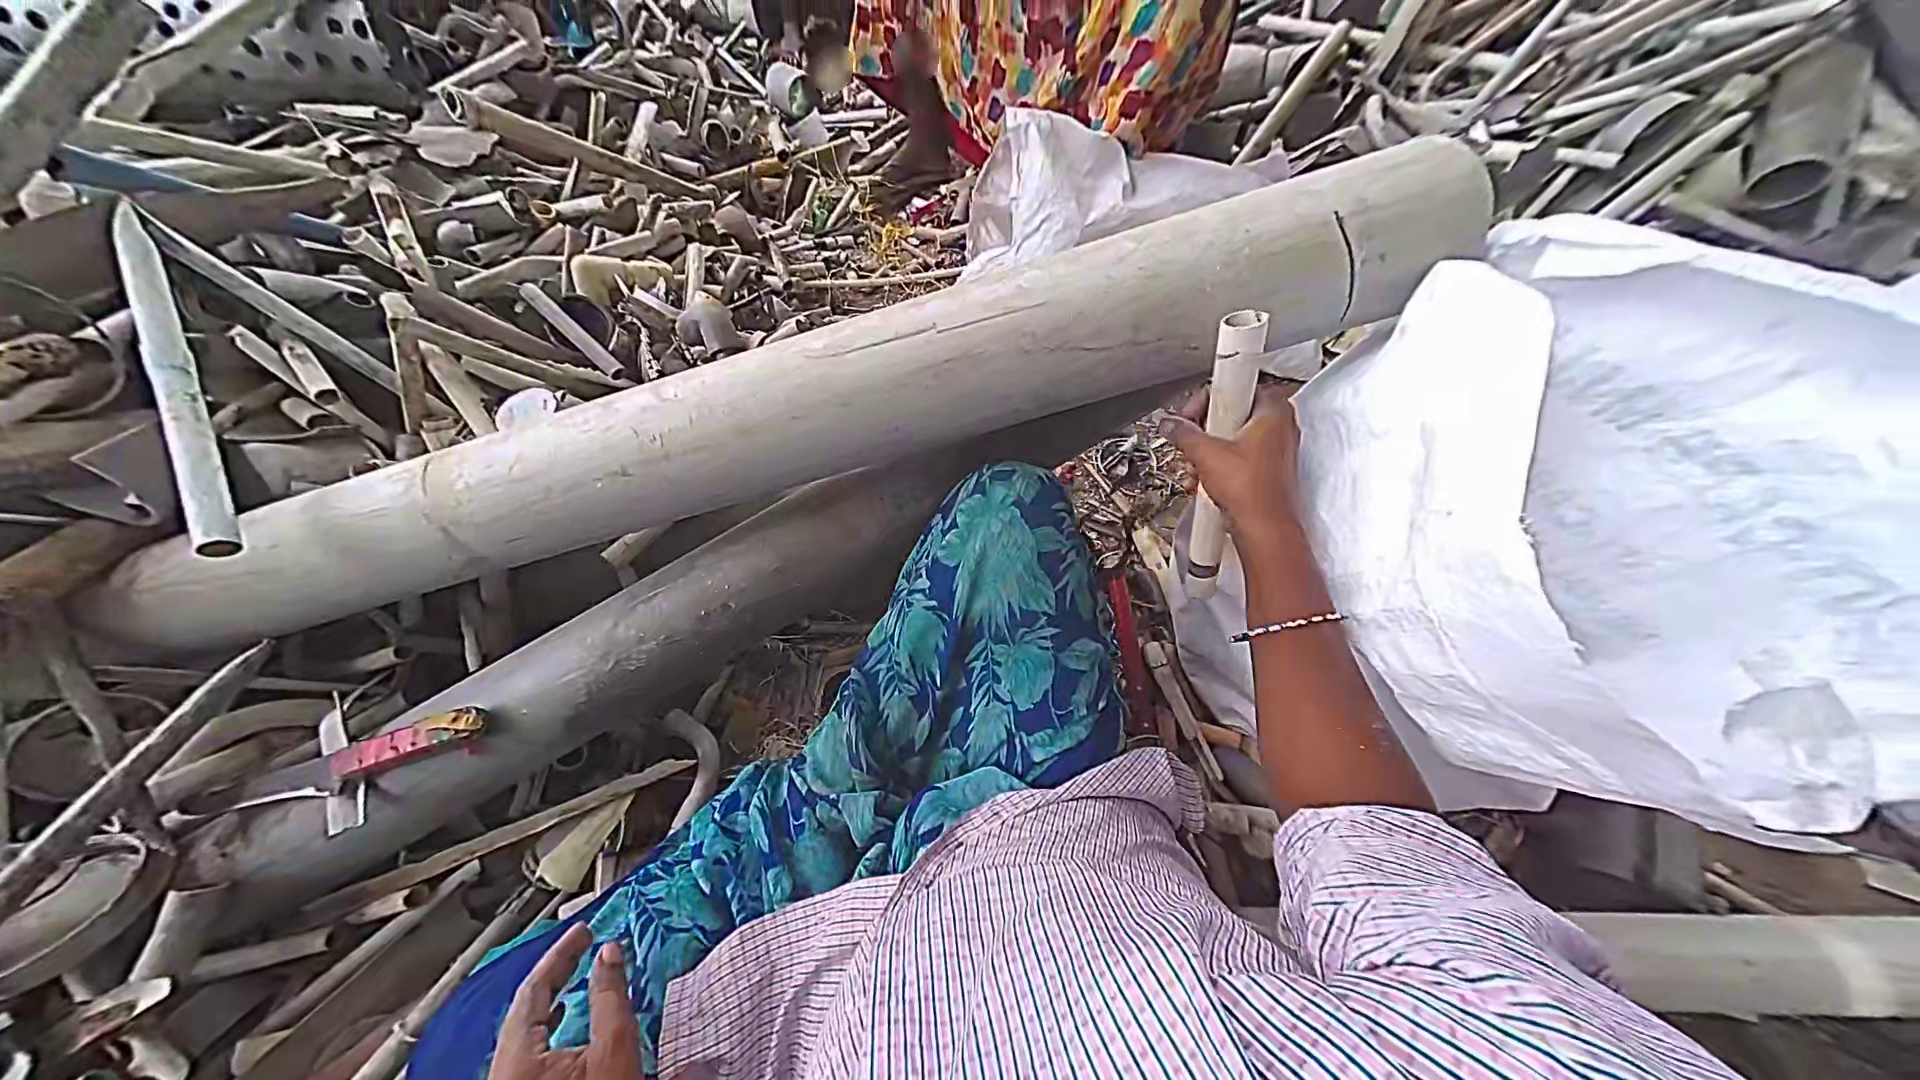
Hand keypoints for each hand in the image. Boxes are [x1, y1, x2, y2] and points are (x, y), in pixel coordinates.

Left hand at [487, 925, 640, 1079]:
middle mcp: (502, 1074)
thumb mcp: (613, 1050)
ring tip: (572, 975)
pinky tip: (559, 1022)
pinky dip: (544, 1025)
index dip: (560, 954)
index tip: (585, 930)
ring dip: (547, 998)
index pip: (533, 989)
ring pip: (520, 1032)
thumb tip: (609, 952)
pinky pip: (523, 1051)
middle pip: (521, 1010)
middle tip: (581, 945)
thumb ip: (610, 997)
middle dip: (553, 973)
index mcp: (516, 1059)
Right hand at [1159, 383, 1303, 550]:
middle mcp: (1279, 426)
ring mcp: (1274, 448)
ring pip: (1231, 437)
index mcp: (1273, 410)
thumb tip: (1170, 424)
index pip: (1234, 387)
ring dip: (1206, 452)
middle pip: (1230, 414)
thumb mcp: (1205, 454)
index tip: (1189, 416)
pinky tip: (1203, 479)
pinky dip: (1217, 465)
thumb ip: (1184, 434)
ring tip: (1196, 466)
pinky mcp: (1266, 469)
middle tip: (1190, 443)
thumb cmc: (1251, 491)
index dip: (1206, 402)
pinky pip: (1236, 456)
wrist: (1264, 529)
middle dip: (1203, 432)